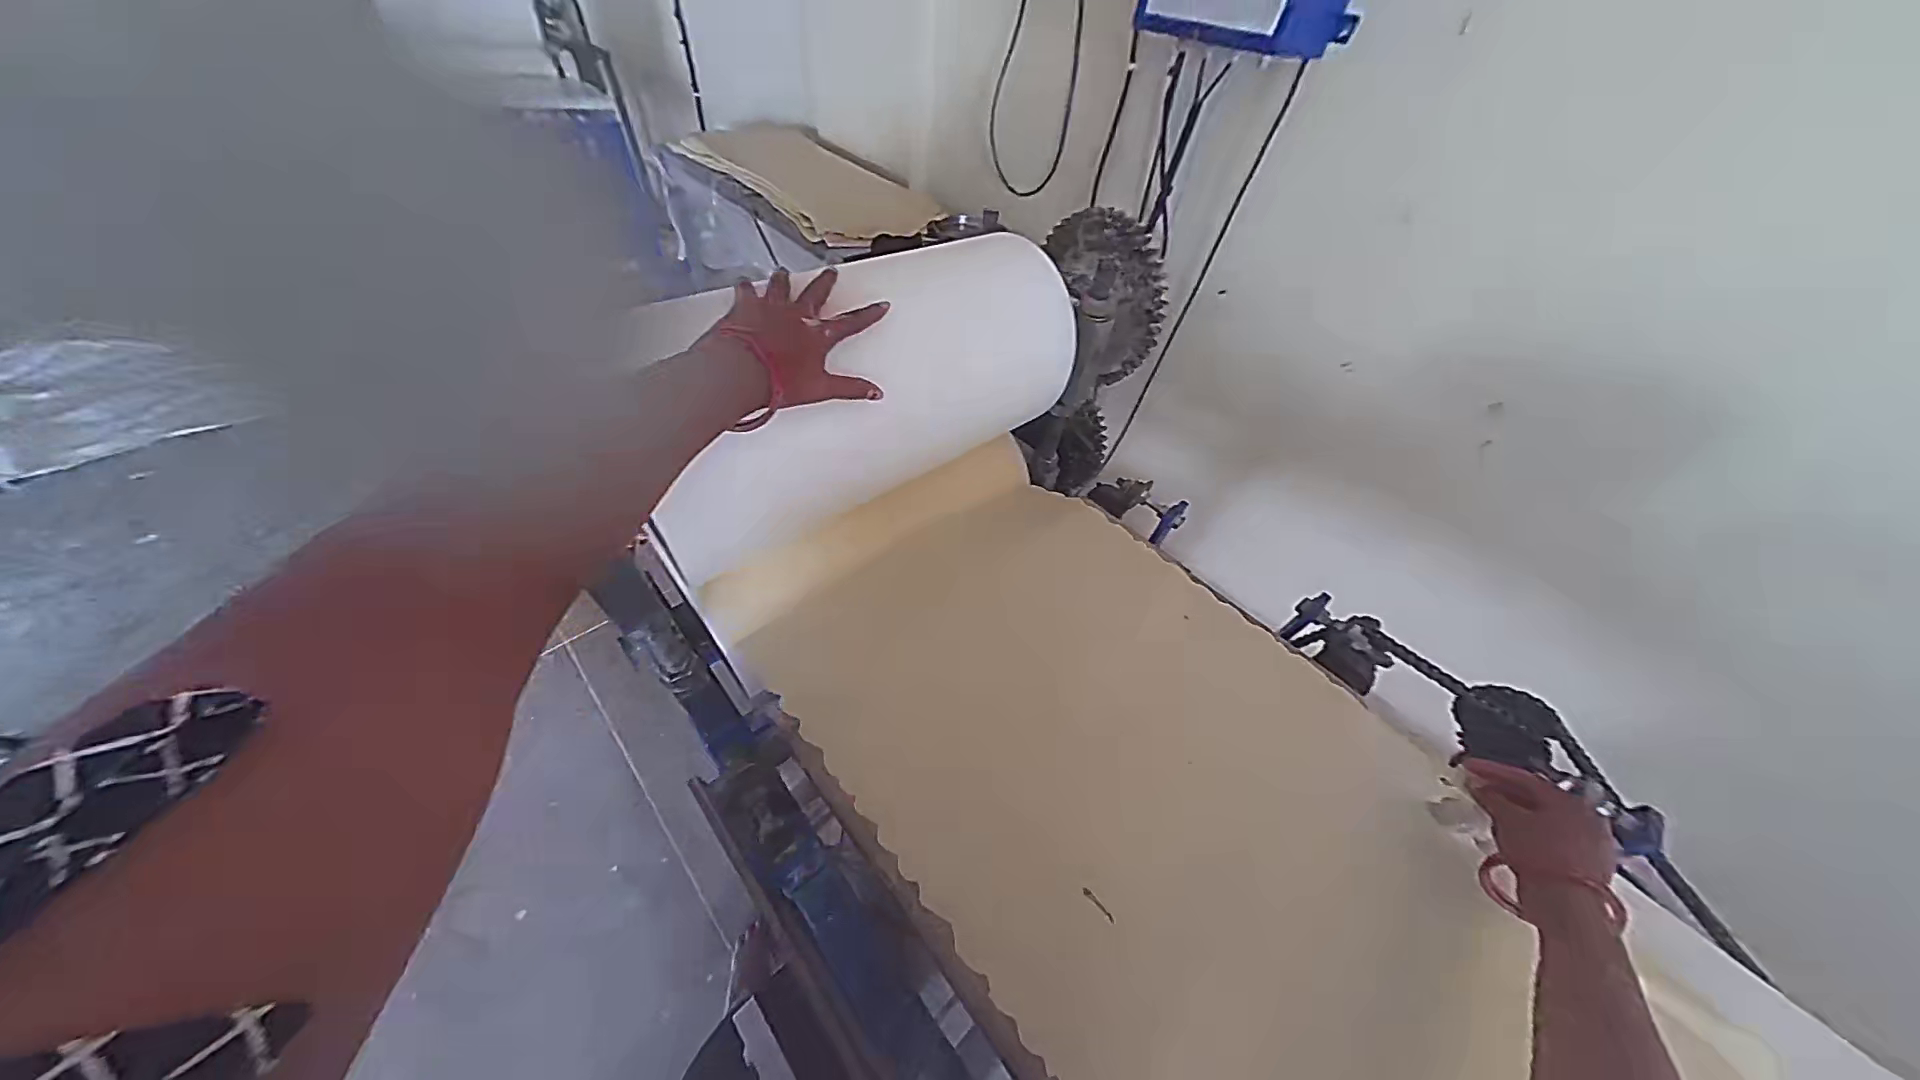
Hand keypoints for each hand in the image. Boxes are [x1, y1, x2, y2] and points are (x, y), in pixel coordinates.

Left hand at [697, 267, 888, 408]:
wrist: (743, 371)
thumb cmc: (779, 382)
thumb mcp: (820, 389)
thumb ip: (849, 388)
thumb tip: (873, 393)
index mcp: (817, 335)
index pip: (850, 323)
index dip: (868, 314)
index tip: (879, 305)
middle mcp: (796, 315)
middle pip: (816, 293)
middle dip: (826, 282)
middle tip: (831, 272)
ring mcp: (771, 307)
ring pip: (781, 286)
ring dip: (784, 279)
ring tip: (784, 273)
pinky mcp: (745, 306)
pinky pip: (747, 290)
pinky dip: (746, 288)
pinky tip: (745, 284)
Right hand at [1465, 759, 1618, 885]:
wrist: (1566, 901)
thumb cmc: (1543, 856)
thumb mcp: (1506, 819)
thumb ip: (1490, 796)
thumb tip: (1480, 787)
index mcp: (1570, 800)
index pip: (1523, 777)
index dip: (1491, 770)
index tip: (1471, 767)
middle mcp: (1587, 817)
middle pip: (1537, 796)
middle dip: (1504, 790)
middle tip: (1480, 787)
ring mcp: (1591, 841)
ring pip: (1547, 817)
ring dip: (1518, 811)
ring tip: (1493, 811)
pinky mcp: (1588, 862)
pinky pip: (1554, 836)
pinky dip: (1532, 830)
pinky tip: (1515, 833)